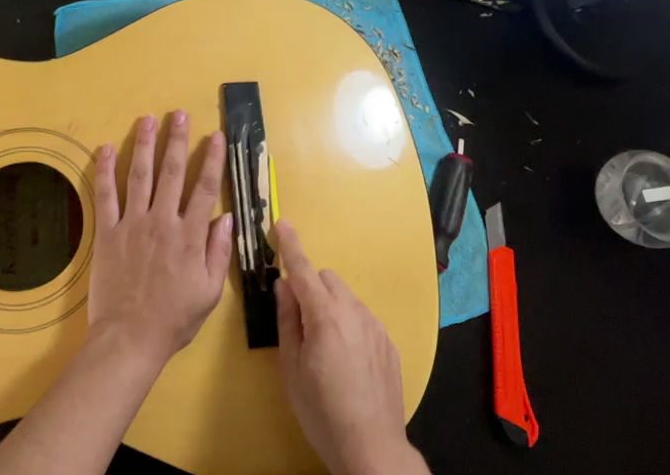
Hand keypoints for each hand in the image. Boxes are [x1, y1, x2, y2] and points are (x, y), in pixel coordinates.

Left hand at [87, 111, 233, 367]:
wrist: (129, 338)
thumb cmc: (174, 319)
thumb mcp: (208, 291)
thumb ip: (218, 252)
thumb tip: (226, 217)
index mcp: (190, 236)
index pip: (204, 189)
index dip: (211, 160)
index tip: (215, 136)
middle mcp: (163, 222)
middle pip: (172, 172)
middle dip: (178, 140)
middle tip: (180, 114)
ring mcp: (133, 224)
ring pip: (140, 176)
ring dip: (144, 145)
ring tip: (148, 119)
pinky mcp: (108, 233)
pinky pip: (106, 196)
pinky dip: (105, 171)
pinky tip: (106, 148)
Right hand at [274, 220, 425, 474]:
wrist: (371, 446)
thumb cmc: (321, 410)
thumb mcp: (291, 367)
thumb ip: (287, 320)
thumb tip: (284, 286)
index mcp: (324, 316)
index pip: (302, 269)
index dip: (290, 245)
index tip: (281, 223)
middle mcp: (353, 311)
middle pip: (326, 279)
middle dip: (310, 286)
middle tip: (299, 318)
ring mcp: (375, 326)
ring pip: (346, 298)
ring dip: (330, 305)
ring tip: (323, 346)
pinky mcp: (388, 343)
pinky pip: (362, 318)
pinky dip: (349, 324)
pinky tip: (346, 361)